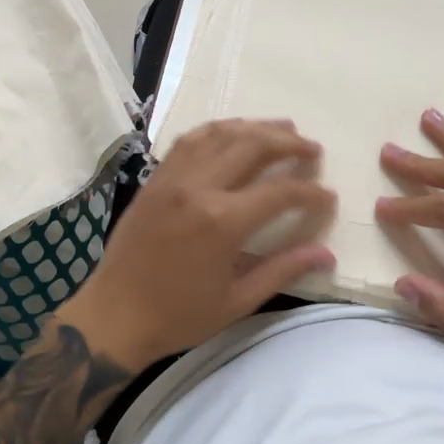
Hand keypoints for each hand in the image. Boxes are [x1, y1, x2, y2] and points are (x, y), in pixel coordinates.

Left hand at [57, 119, 336, 371]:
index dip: (310, 192)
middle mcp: (198, 187)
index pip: (279, 192)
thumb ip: (282, 270)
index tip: (328, 196)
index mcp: (222, 222)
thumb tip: (325, 253)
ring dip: (254, 127)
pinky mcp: (154, 178)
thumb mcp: (237, 301)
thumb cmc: (178, 315)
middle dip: (287, 143)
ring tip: (282, 128)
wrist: (115, 314)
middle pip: (251, 146)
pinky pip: (189, 141)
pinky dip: (216, 130)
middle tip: (312, 148)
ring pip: (219, 134)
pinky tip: (233, 132)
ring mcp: (172, 177)